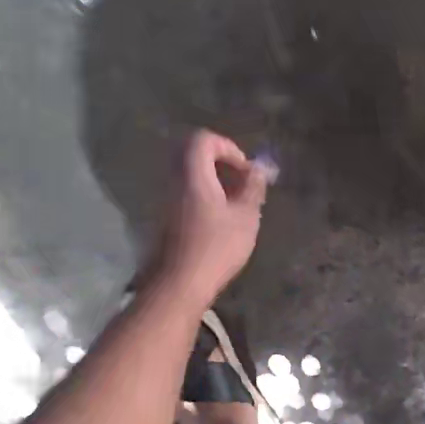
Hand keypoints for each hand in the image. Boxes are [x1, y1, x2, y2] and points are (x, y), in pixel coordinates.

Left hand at [145, 130, 269, 308]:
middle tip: (242, 183)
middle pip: (193, 154)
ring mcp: (165, 200)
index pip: (203, 139)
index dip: (228, 147)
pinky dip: (204, 196)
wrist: (178, 284)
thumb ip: (254, 187)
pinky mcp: (164, 218)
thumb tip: (260, 168)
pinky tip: (220, 221)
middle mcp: (174, 180)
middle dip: (221, 163)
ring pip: (189, 175)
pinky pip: (184, 193)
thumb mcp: (246, 216)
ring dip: (214, 181)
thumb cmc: (216, 248)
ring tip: (236, 205)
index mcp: (192, 173)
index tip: (246, 170)